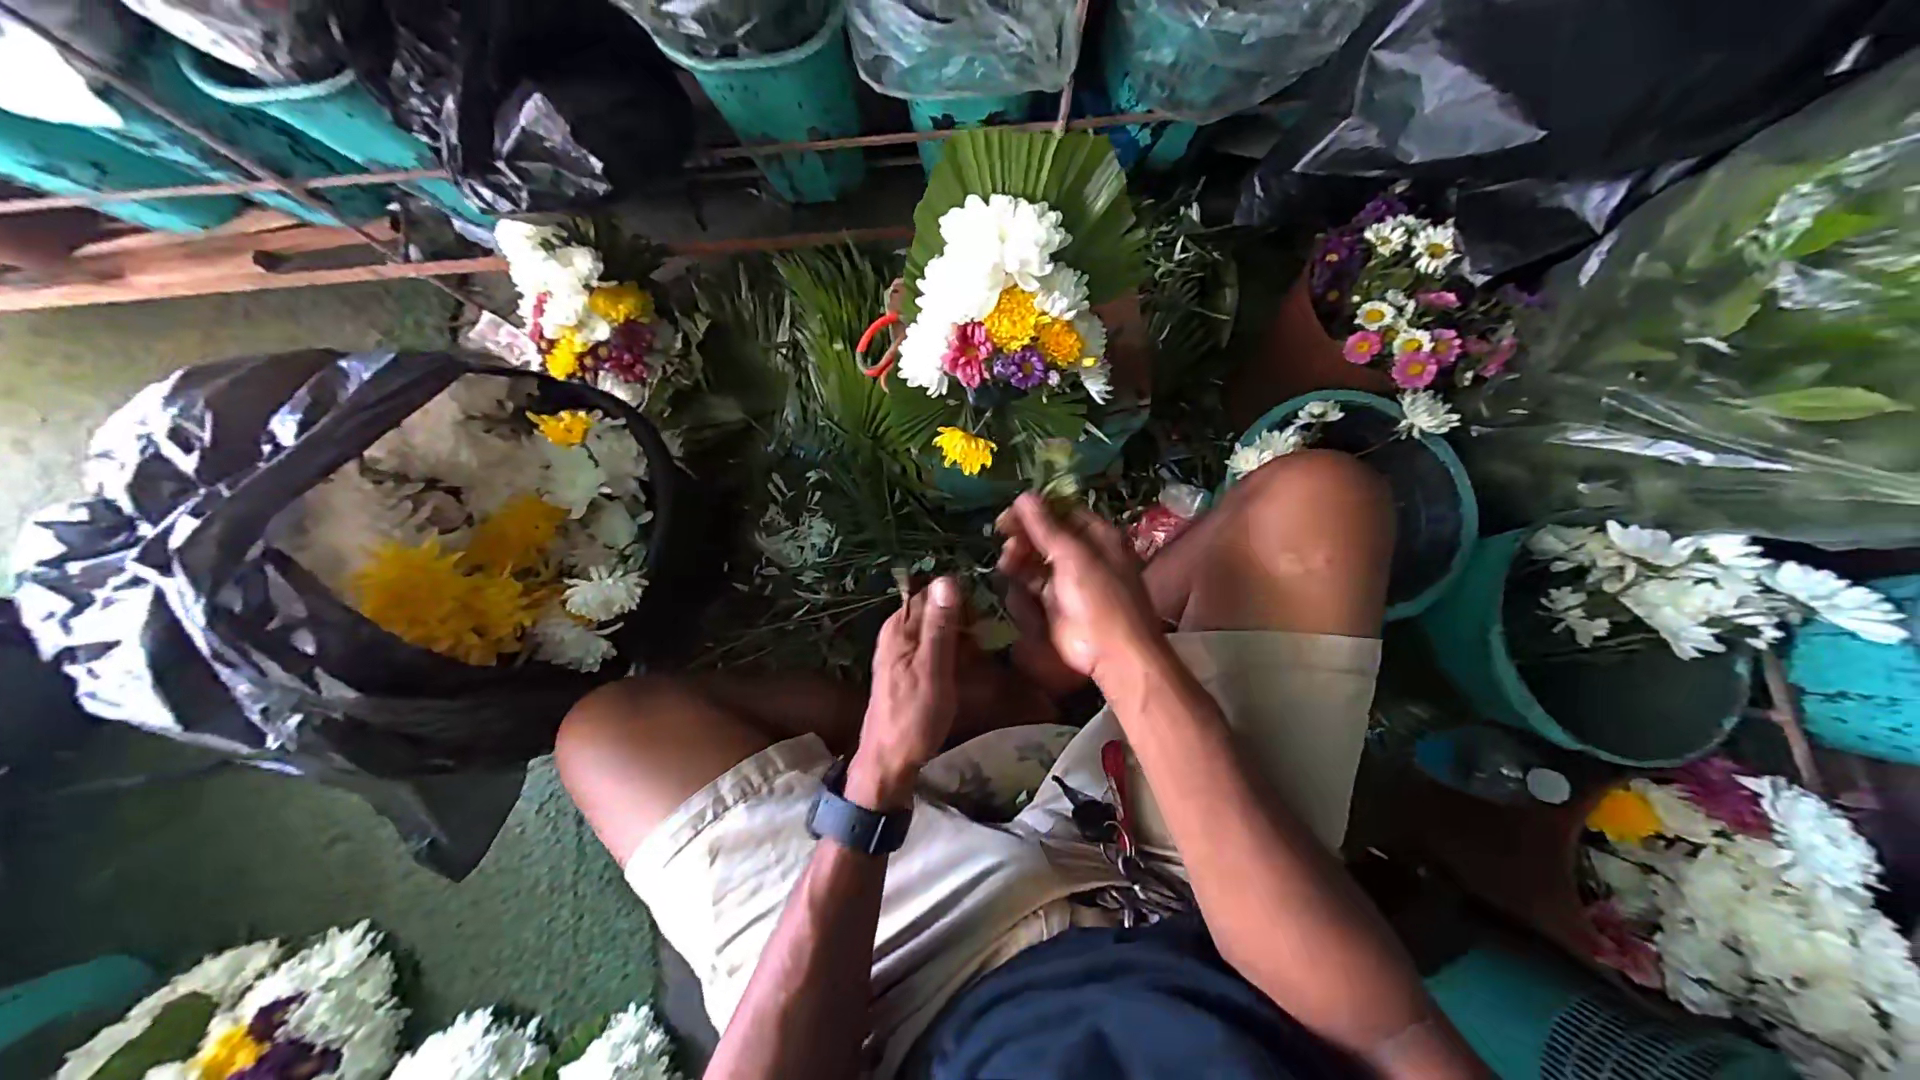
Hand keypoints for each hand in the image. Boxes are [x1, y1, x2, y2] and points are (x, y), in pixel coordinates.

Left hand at [849, 576, 966, 808]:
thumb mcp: (933, 668)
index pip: (933, 591)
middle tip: (984, 641)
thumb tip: (948, 579)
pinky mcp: (907, 667)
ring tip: (977, 658)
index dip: (960, 599)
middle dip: (963, 619)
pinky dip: (952, 653)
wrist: (889, 761)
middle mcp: (897, 631)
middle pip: (936, 609)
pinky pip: (934, 648)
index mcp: (899, 626)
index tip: (984, 615)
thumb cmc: (914, 716)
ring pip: (937, 629)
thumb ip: (940, 625)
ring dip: (960, 638)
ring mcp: (900, 650)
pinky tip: (965, 669)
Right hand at [995, 493, 1160, 685]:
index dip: (1036, 510)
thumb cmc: (1099, 598)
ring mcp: (1069, 578)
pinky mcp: (1054, 602)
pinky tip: (1010, 577)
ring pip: (1036, 558)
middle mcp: (1084, 553)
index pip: (1062, 511)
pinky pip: (1032, 582)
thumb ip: (1045, 527)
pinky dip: (1020, 578)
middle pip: (1046, 534)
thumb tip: (1023, 496)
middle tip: (1004, 537)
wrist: (1112, 653)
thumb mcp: (1073, 556)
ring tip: (1008, 562)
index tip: (1010, 513)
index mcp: (1098, 536)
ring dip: (1019, 556)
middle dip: (1024, 535)